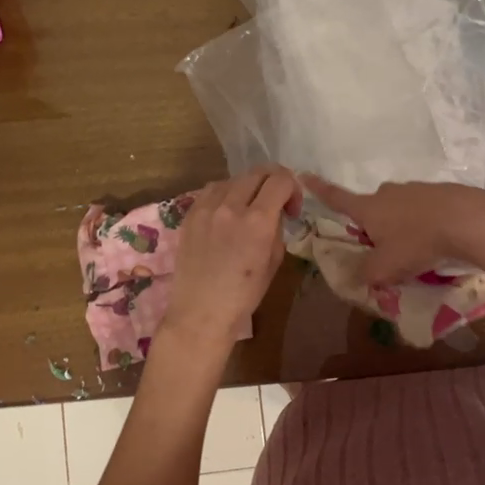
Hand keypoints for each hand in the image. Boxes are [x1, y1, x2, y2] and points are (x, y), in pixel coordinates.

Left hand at [160, 167, 302, 351]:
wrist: (201, 312)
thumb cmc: (244, 295)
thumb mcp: (273, 262)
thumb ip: (276, 229)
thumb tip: (275, 213)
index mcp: (258, 221)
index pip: (281, 180)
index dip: (293, 188)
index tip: (291, 209)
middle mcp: (231, 206)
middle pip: (258, 172)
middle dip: (273, 182)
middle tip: (275, 202)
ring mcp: (207, 208)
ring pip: (234, 178)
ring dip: (248, 187)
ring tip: (249, 208)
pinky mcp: (191, 214)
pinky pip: (212, 190)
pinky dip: (226, 193)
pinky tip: (227, 211)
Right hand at [301, 176, 484, 284]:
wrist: (467, 220)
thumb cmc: (417, 242)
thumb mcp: (386, 268)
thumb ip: (366, 273)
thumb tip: (357, 276)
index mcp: (368, 207)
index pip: (337, 198)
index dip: (319, 190)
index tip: (303, 174)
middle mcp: (387, 192)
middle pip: (372, 207)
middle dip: (375, 225)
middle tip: (387, 249)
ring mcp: (415, 188)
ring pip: (400, 208)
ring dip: (403, 225)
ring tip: (419, 248)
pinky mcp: (440, 191)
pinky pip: (425, 208)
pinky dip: (426, 221)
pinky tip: (440, 238)